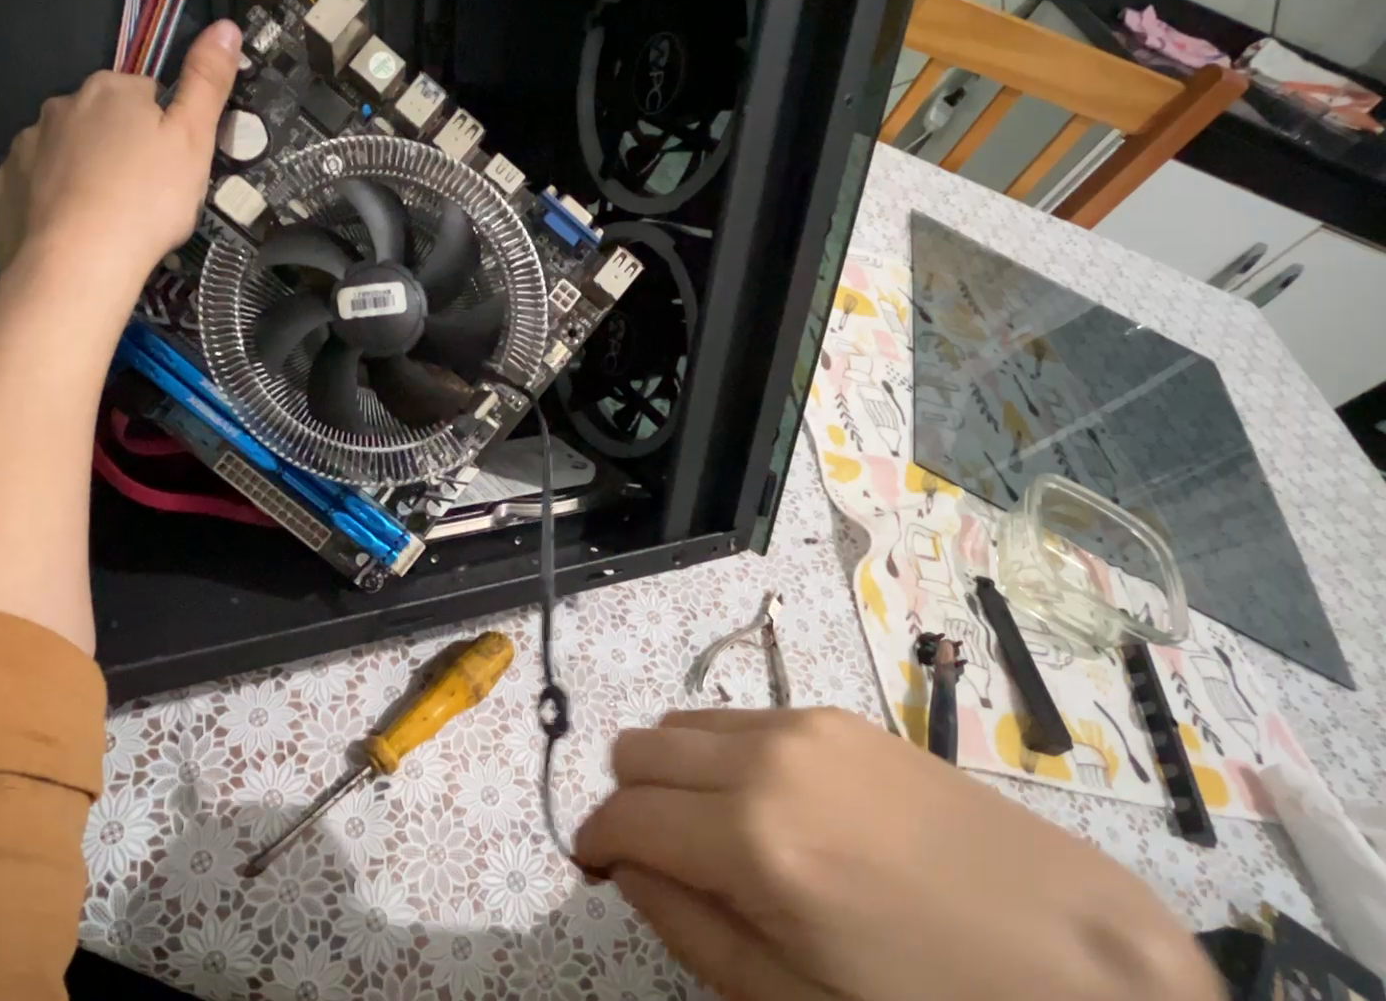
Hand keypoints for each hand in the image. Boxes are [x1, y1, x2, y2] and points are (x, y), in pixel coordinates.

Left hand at [0, 20, 240, 293]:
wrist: (77, 263)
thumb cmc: (147, 201)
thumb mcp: (194, 141)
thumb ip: (208, 83)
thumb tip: (227, 27)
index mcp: (111, 90)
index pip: (147, 96)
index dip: (165, 132)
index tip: (174, 169)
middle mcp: (61, 106)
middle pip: (103, 122)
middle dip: (122, 150)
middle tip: (146, 199)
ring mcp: (27, 146)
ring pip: (67, 152)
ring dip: (86, 175)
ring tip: (109, 220)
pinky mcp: (4, 187)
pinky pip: (35, 187)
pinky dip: (53, 203)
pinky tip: (74, 232)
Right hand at [575, 708, 1222, 1000]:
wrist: (1086, 961)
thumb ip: (686, 925)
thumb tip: (627, 866)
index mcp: (750, 837)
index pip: (621, 816)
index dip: (593, 844)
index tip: (598, 871)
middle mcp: (765, 757)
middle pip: (636, 749)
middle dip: (627, 803)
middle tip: (659, 859)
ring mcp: (806, 727)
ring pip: (681, 724)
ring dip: (670, 773)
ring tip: (712, 833)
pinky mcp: (842, 719)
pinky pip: (739, 720)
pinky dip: (720, 754)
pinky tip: (771, 808)